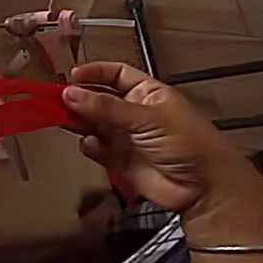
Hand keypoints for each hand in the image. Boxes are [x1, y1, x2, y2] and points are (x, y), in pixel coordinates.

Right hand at [60, 61, 256, 214]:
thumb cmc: (188, 144)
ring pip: (92, 122)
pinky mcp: (119, 158)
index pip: (115, 74)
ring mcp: (125, 135)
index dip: (94, 72)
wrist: (205, 190)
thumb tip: (69, 92)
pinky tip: (93, 146)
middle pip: (98, 98)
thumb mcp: (146, 117)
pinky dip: (90, 146)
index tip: (72, 76)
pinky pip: (95, 147)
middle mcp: (133, 112)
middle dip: (79, 98)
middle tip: (57, 99)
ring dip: (78, 120)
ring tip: (64, 119)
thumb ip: (105, 106)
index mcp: (147, 93)